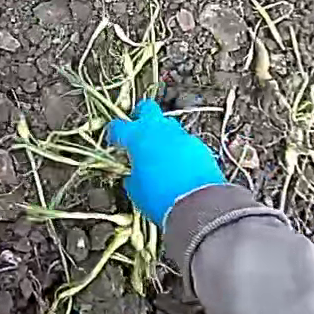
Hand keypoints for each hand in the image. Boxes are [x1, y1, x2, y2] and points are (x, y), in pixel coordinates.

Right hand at [106, 99, 225, 226]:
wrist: (197, 204)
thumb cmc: (160, 197)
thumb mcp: (136, 191)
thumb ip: (132, 176)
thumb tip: (133, 176)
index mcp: (138, 137)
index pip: (119, 126)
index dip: (114, 133)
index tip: (114, 141)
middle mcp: (160, 129)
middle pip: (148, 109)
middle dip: (141, 116)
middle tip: (137, 132)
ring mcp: (182, 135)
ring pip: (169, 125)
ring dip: (162, 136)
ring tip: (159, 155)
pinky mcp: (199, 145)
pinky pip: (185, 141)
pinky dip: (180, 150)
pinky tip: (179, 166)